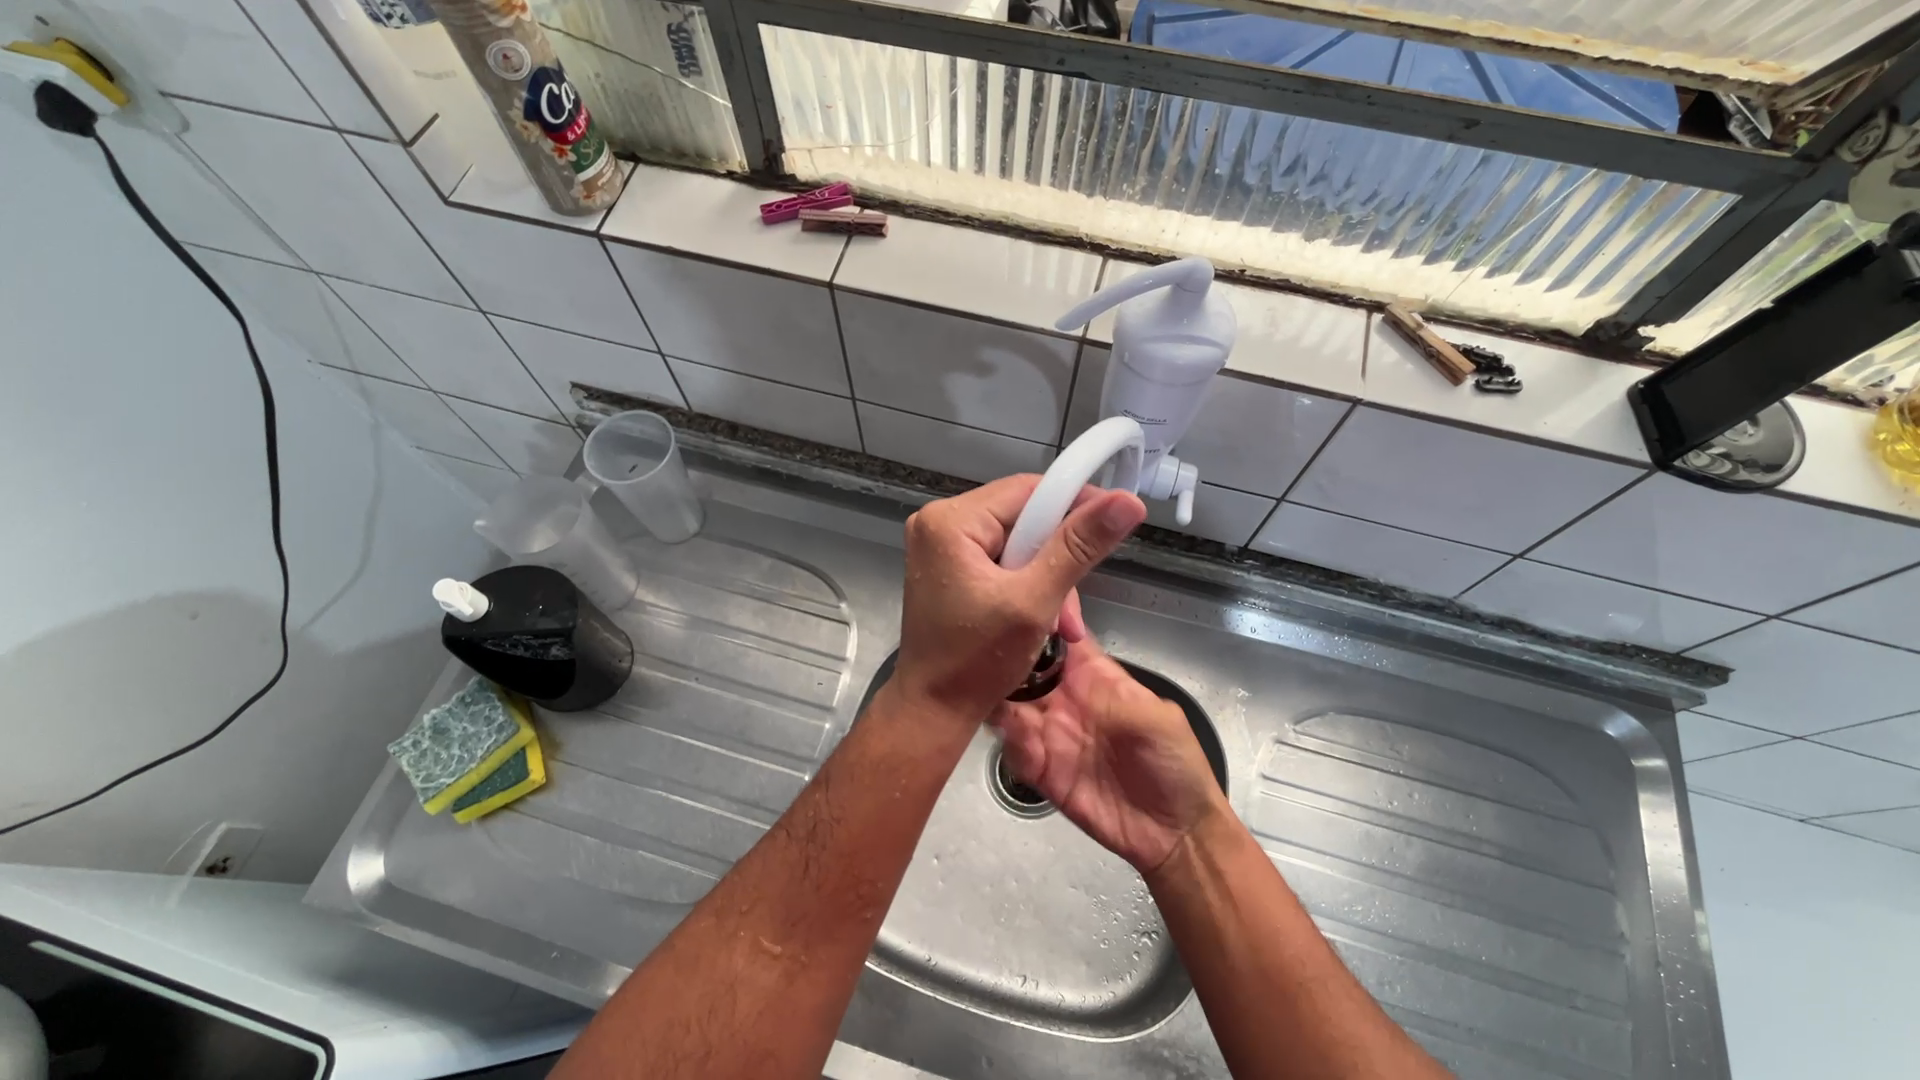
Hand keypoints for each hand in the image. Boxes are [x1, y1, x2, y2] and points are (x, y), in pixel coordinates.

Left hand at [892, 476, 1145, 726]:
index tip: (1113, 525)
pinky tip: (1042, 620)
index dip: (1075, 503)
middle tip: (1073, 610)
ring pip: (1018, 543)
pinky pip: (1002, 561)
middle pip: (1024, 518)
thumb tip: (1126, 503)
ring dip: (1048, 580)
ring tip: (1061, 626)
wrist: (933, 711)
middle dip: (1059, 560)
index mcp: (950, 522)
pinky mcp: (948, 569)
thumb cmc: (976, 662)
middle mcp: (939, 524)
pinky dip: (1027, 586)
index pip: (1028, 490)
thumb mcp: (1034, 602)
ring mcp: (941, 547)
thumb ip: (1079, 548)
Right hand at [993, 637, 1224, 872]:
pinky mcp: (1042, 771)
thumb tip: (1070, 675)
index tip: (1023, 612)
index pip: (1063, 640)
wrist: (1175, 834)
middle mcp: (1067, 701)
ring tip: (997, 697)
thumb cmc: (1177, 766)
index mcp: (1097, 679)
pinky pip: (1014, 750)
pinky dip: (1010, 742)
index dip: (1043, 622)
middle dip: (1009, 660)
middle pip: (1027, 670)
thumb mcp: (1161, 721)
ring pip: (1011, 706)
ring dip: (1000, 699)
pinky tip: (1020, 740)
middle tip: (995, 659)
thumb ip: (1117, 697)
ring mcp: (1051, 735)